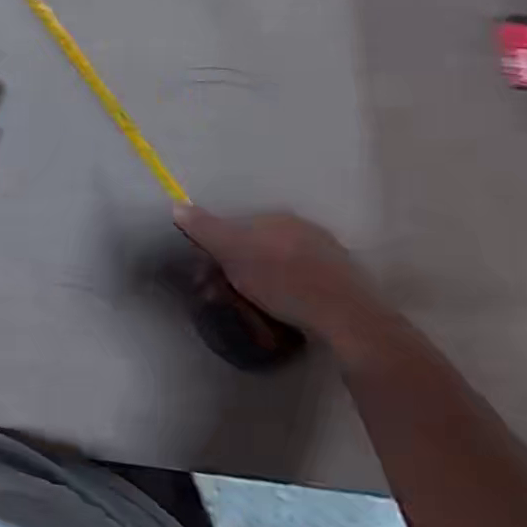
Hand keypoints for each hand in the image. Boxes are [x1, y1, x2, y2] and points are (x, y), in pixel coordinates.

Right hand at [173, 206, 385, 344]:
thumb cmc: (282, 279)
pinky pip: (300, 285)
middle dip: (234, 269)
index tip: (207, 272)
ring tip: (247, 308)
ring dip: (256, 285)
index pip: (235, 227)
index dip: (216, 248)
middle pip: (256, 248)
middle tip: (221, 293)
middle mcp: (307, 232)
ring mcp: (330, 259)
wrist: (348, 321)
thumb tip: (178, 204)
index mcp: (280, 219)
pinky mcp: (344, 288)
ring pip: (277, 268)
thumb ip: (203, 228)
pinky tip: (279, 312)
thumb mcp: (231, 251)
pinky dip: (284, 295)